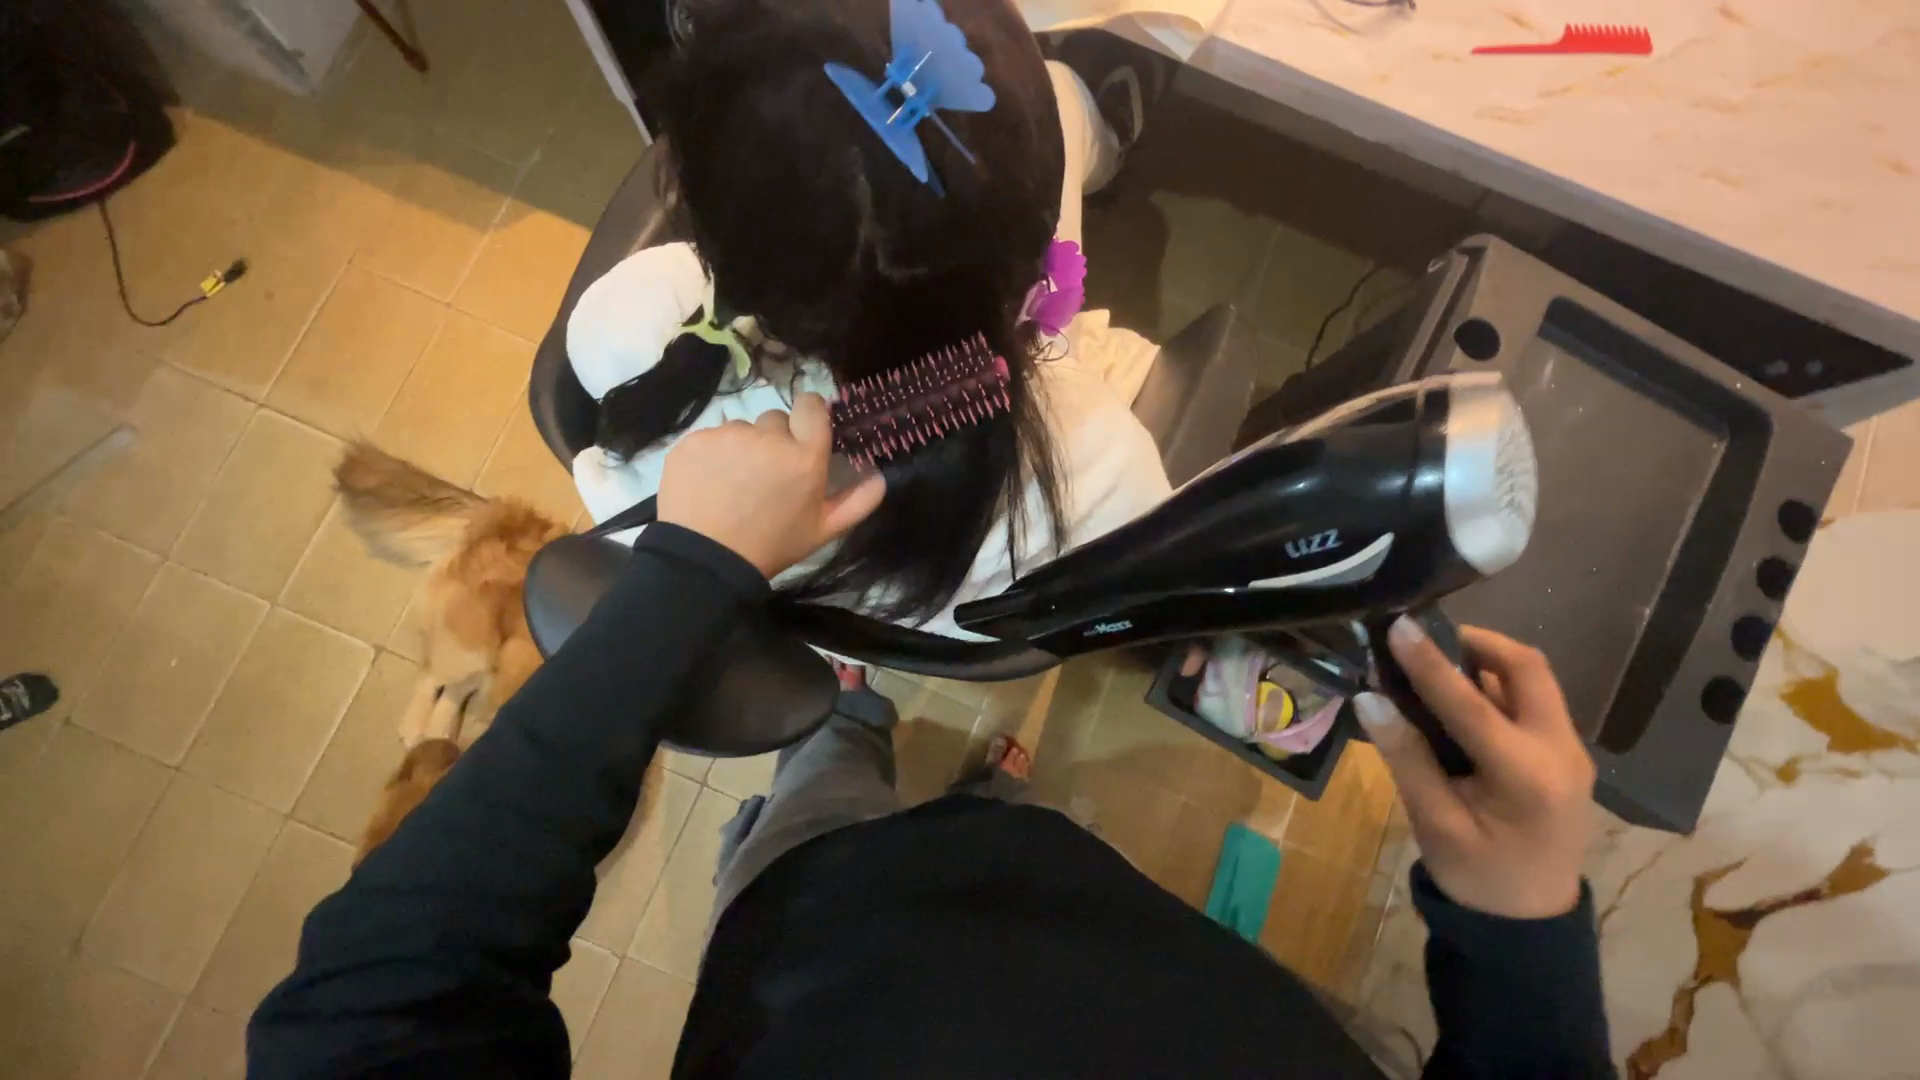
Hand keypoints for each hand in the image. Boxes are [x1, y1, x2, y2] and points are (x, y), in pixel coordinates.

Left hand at [657, 394, 885, 577]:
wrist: (705, 560)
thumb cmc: (772, 546)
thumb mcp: (823, 532)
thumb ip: (859, 501)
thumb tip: (880, 476)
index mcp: (804, 456)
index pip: (811, 406)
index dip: (808, 417)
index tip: (802, 435)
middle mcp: (767, 437)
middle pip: (775, 420)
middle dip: (774, 441)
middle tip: (766, 476)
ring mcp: (727, 436)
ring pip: (741, 429)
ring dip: (742, 448)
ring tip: (733, 484)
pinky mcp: (693, 440)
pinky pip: (710, 437)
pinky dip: (712, 455)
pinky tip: (710, 483)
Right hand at [1354, 618, 1594, 919]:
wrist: (1529, 920)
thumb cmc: (1476, 874)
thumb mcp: (1433, 821)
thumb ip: (1406, 757)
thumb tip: (1370, 699)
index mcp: (1528, 776)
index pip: (1472, 703)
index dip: (1430, 661)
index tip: (1397, 625)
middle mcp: (1561, 752)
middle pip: (1527, 670)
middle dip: (1476, 642)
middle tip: (1425, 638)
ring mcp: (1569, 751)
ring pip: (1533, 681)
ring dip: (1485, 660)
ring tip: (1433, 660)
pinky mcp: (1563, 754)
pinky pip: (1531, 701)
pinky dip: (1493, 683)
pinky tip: (1456, 694)